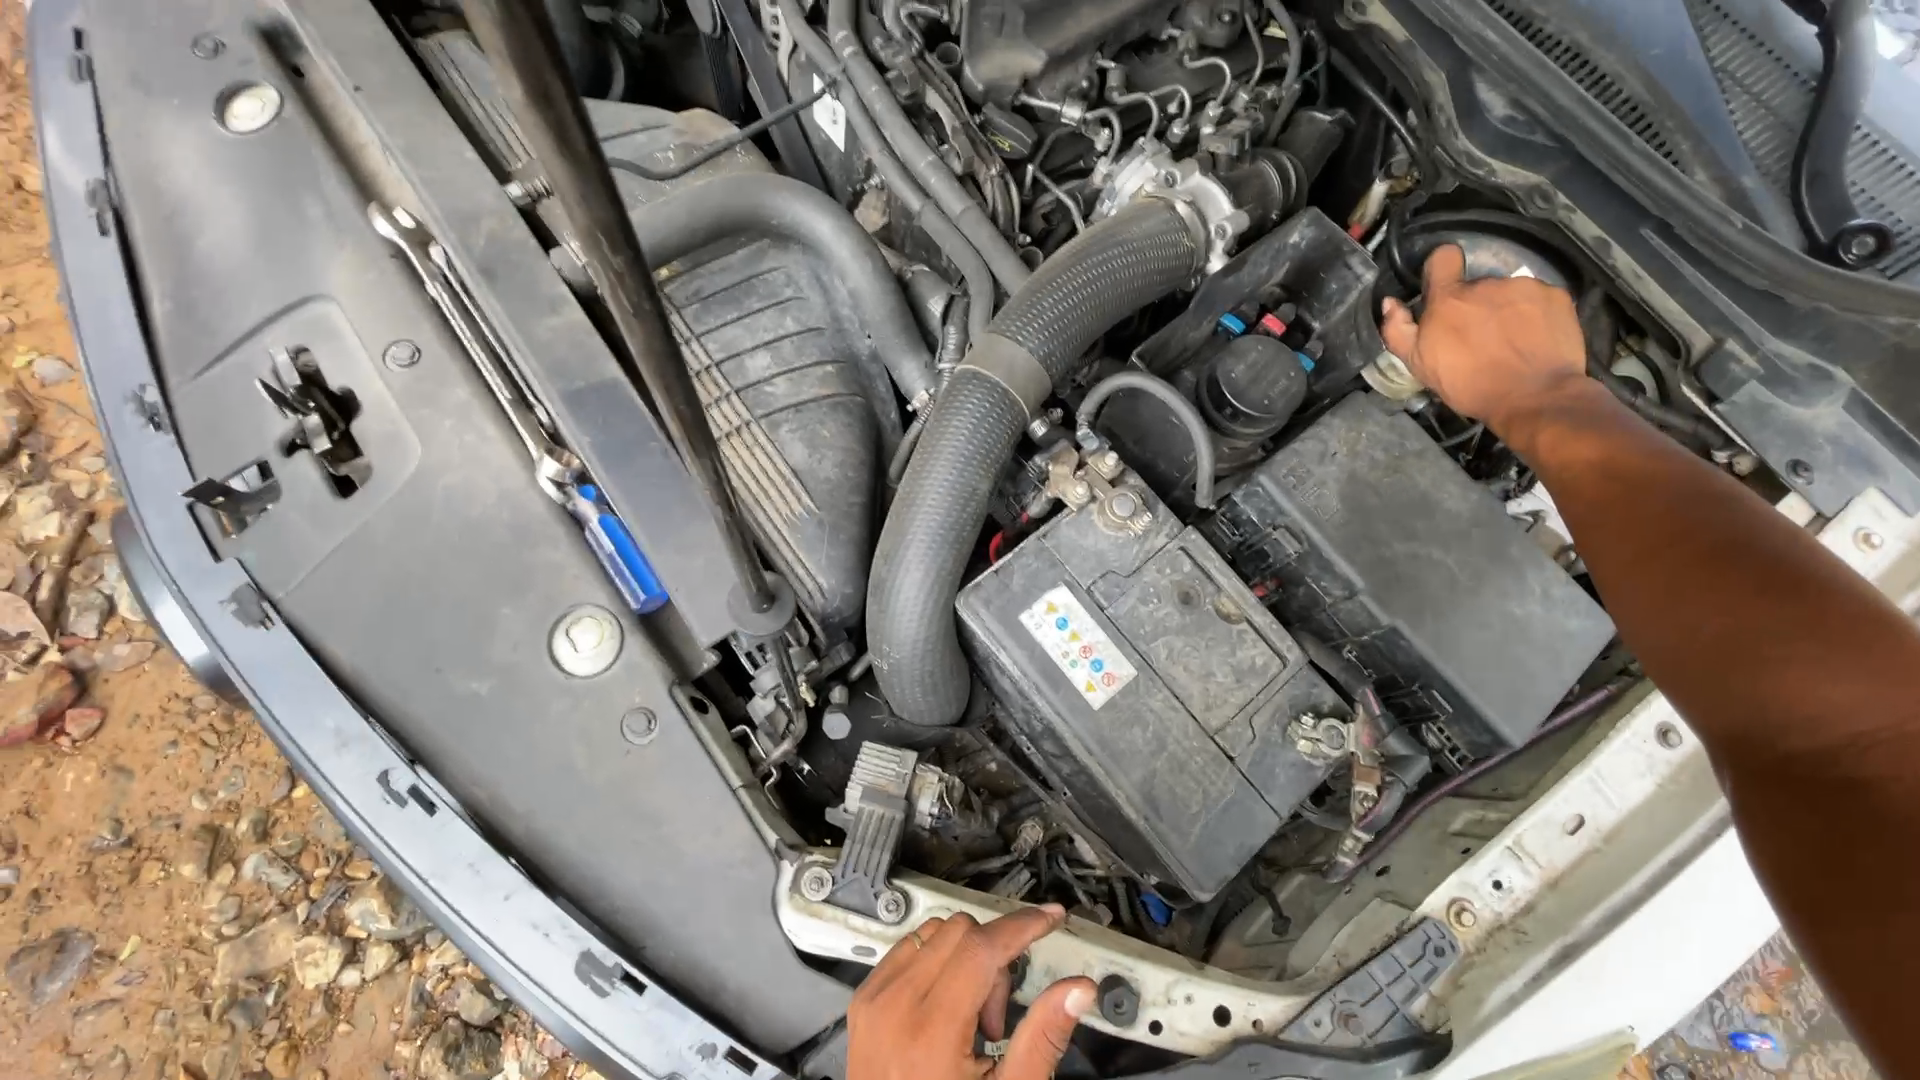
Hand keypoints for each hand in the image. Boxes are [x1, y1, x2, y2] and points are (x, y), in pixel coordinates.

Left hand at [847, 903, 1096, 1079]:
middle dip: (994, 960)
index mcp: (930, 1032)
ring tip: (970, 1021)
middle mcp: (894, 1006)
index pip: (981, 947)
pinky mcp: (864, 999)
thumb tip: (1078, 991)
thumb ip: (1043, 1039)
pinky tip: (946, 1008)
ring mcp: (873, 999)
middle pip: (961, 931)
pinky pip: (908, 947)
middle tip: (997, 1020)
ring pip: (935, 931)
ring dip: (964, 959)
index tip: (1050, 918)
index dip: (1022, 926)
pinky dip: (937, 962)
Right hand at [1379, 244, 1588, 431]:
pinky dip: (1533, 314)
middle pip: (1476, 286)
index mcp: (1448, 299)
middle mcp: (1486, 284)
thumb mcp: (1419, 365)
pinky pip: (1537, 298)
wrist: (1533, 396)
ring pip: (1507, 293)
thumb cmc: (1468, 384)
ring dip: (1503, 310)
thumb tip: (1390, 303)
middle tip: (1477, 338)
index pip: (1443, 257)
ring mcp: (1523, 287)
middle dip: (1474, 306)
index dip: (1441, 268)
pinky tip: (1532, 338)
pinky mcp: (1555, 295)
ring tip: (1508, 341)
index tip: (1444, 287)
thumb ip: (1398, 330)